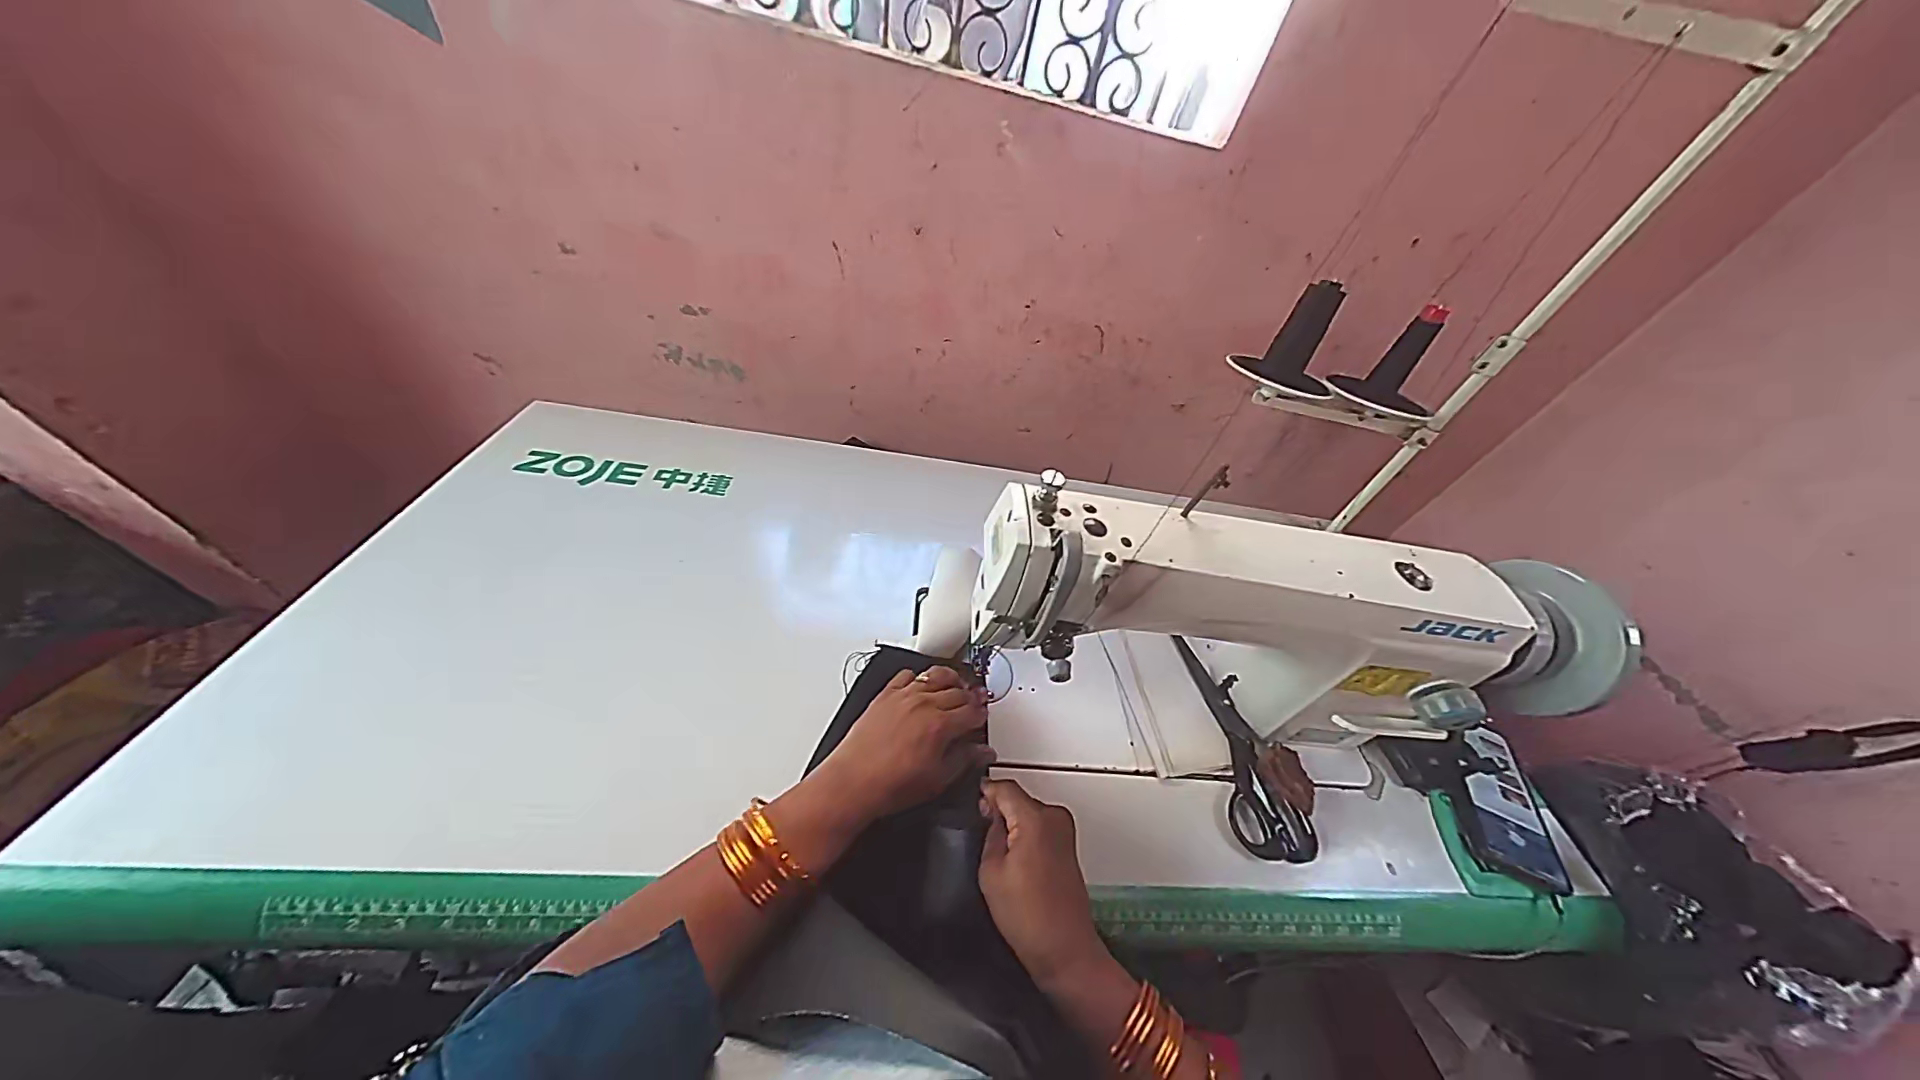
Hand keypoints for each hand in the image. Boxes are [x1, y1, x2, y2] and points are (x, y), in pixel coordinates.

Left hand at [812, 665, 992, 825]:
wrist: (852, 782)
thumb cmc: (888, 784)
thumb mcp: (937, 779)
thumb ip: (964, 760)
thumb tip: (981, 752)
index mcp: (940, 725)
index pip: (972, 711)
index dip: (981, 714)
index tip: (981, 718)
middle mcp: (923, 704)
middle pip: (958, 691)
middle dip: (970, 697)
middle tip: (973, 704)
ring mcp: (903, 696)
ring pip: (936, 675)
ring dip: (950, 679)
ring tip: (955, 686)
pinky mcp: (885, 695)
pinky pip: (907, 675)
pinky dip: (918, 677)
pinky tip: (920, 686)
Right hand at [978, 778, 1110, 988]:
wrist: (1064, 950)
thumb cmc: (1029, 918)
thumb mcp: (990, 871)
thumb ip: (990, 833)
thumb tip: (992, 816)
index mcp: (1035, 818)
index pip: (1004, 787)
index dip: (984, 792)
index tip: (971, 800)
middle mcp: (1055, 818)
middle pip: (1018, 799)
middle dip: (999, 810)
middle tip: (980, 832)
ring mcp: (1065, 832)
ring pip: (1028, 813)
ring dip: (1013, 824)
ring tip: (998, 854)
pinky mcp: (1068, 847)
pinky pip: (1040, 828)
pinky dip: (1026, 836)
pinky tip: (1014, 862)